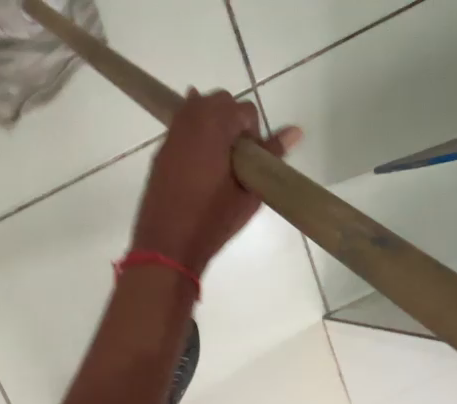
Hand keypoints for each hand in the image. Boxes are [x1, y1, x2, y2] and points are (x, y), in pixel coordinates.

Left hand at [130, 90, 299, 276]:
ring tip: (219, 161)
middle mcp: (190, 119)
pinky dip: (194, 137)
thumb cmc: (212, 219)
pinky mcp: (160, 154)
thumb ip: (270, 155)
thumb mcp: (248, 190)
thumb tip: (296, 131)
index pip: (245, 111)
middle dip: (232, 123)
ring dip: (212, 127)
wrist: (166, 247)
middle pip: (219, 103)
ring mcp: (171, 136)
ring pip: (198, 112)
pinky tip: (200, 160)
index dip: (254, 135)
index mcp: (215, 122)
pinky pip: (181, 131)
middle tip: (236, 158)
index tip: (251, 161)